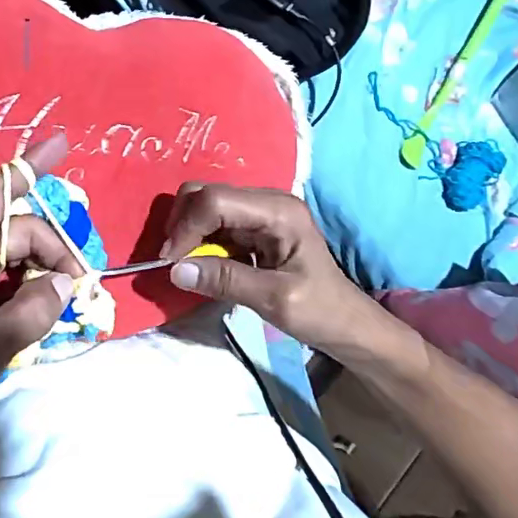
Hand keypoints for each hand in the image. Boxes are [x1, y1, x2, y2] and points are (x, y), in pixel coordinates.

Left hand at [0, 134, 86, 444]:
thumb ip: (30, 313)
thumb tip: (66, 284)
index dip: (28, 168)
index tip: (61, 142)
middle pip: (15, 232)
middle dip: (53, 250)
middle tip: (82, 287)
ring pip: (18, 256)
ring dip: (48, 270)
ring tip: (73, 298)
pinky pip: (12, 279)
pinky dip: (36, 288)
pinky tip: (54, 305)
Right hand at [158, 184, 388, 354]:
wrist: (347, 324)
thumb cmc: (319, 311)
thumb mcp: (274, 300)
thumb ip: (226, 281)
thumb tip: (176, 270)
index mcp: (278, 211)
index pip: (216, 201)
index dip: (187, 227)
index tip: (170, 262)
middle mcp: (267, 201)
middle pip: (206, 193)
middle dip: (183, 224)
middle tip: (173, 261)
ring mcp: (259, 212)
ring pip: (205, 206)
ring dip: (188, 233)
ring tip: (185, 265)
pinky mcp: (253, 227)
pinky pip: (214, 224)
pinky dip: (199, 241)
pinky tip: (201, 265)